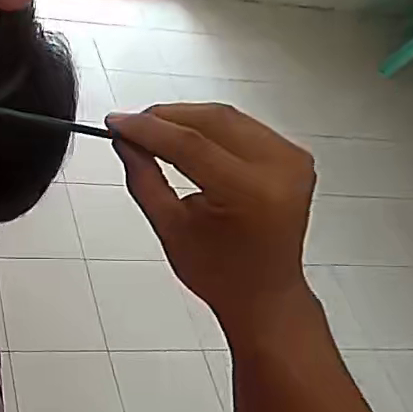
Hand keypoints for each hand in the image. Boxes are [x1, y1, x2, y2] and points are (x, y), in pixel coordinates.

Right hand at [109, 104, 316, 328]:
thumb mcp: (170, 228)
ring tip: (152, 129)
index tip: (118, 123)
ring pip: (227, 118)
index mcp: (250, 193)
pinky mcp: (293, 156)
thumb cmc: (222, 274)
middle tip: (131, 124)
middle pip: (212, 120)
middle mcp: (279, 170)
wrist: (264, 294)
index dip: (148, 129)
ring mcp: (291, 160)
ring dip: (186, 117)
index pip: (190, 144)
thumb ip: (144, 178)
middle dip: (165, 117)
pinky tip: (185, 134)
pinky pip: (244, 127)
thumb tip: (125, 141)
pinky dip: (211, 126)